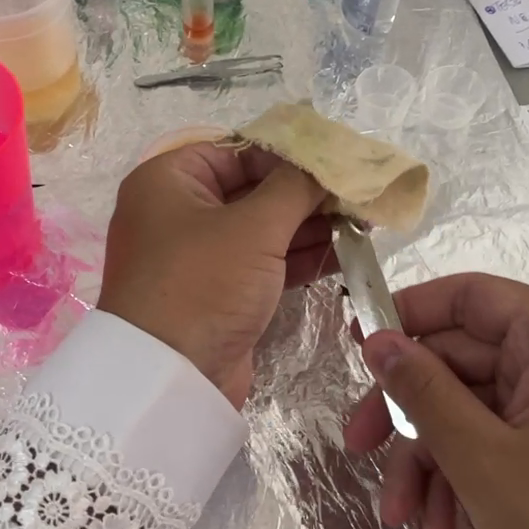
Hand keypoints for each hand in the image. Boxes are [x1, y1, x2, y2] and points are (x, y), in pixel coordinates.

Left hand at [100, 143, 332, 408]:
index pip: (237, 150)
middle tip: (357, 194)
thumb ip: (295, 186)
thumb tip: (327, 158)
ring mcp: (195, 256)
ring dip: (308, 225)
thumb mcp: (253, 227)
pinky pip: (260, 262)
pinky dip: (296, 257)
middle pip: (250, 189)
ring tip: (360, 221)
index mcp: (167, 180)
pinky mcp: (215, 293)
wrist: (171, 377)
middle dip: (304, 193)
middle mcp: (176, 212)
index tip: (337, 160)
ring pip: (260, 228)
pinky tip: (340, 251)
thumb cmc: (204, 285)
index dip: (288, 153)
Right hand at [343, 273, 528, 528]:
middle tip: (356, 448)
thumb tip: (376, 340)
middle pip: (459, 360)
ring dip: (429, 459)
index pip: (467, 296)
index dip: (405, 315)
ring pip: (471, 407)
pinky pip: (499, 438)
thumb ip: (423, 391)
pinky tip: (440, 528)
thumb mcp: (483, 458)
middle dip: (406, 414)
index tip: (356, 348)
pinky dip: (463, 476)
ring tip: (401, 517)